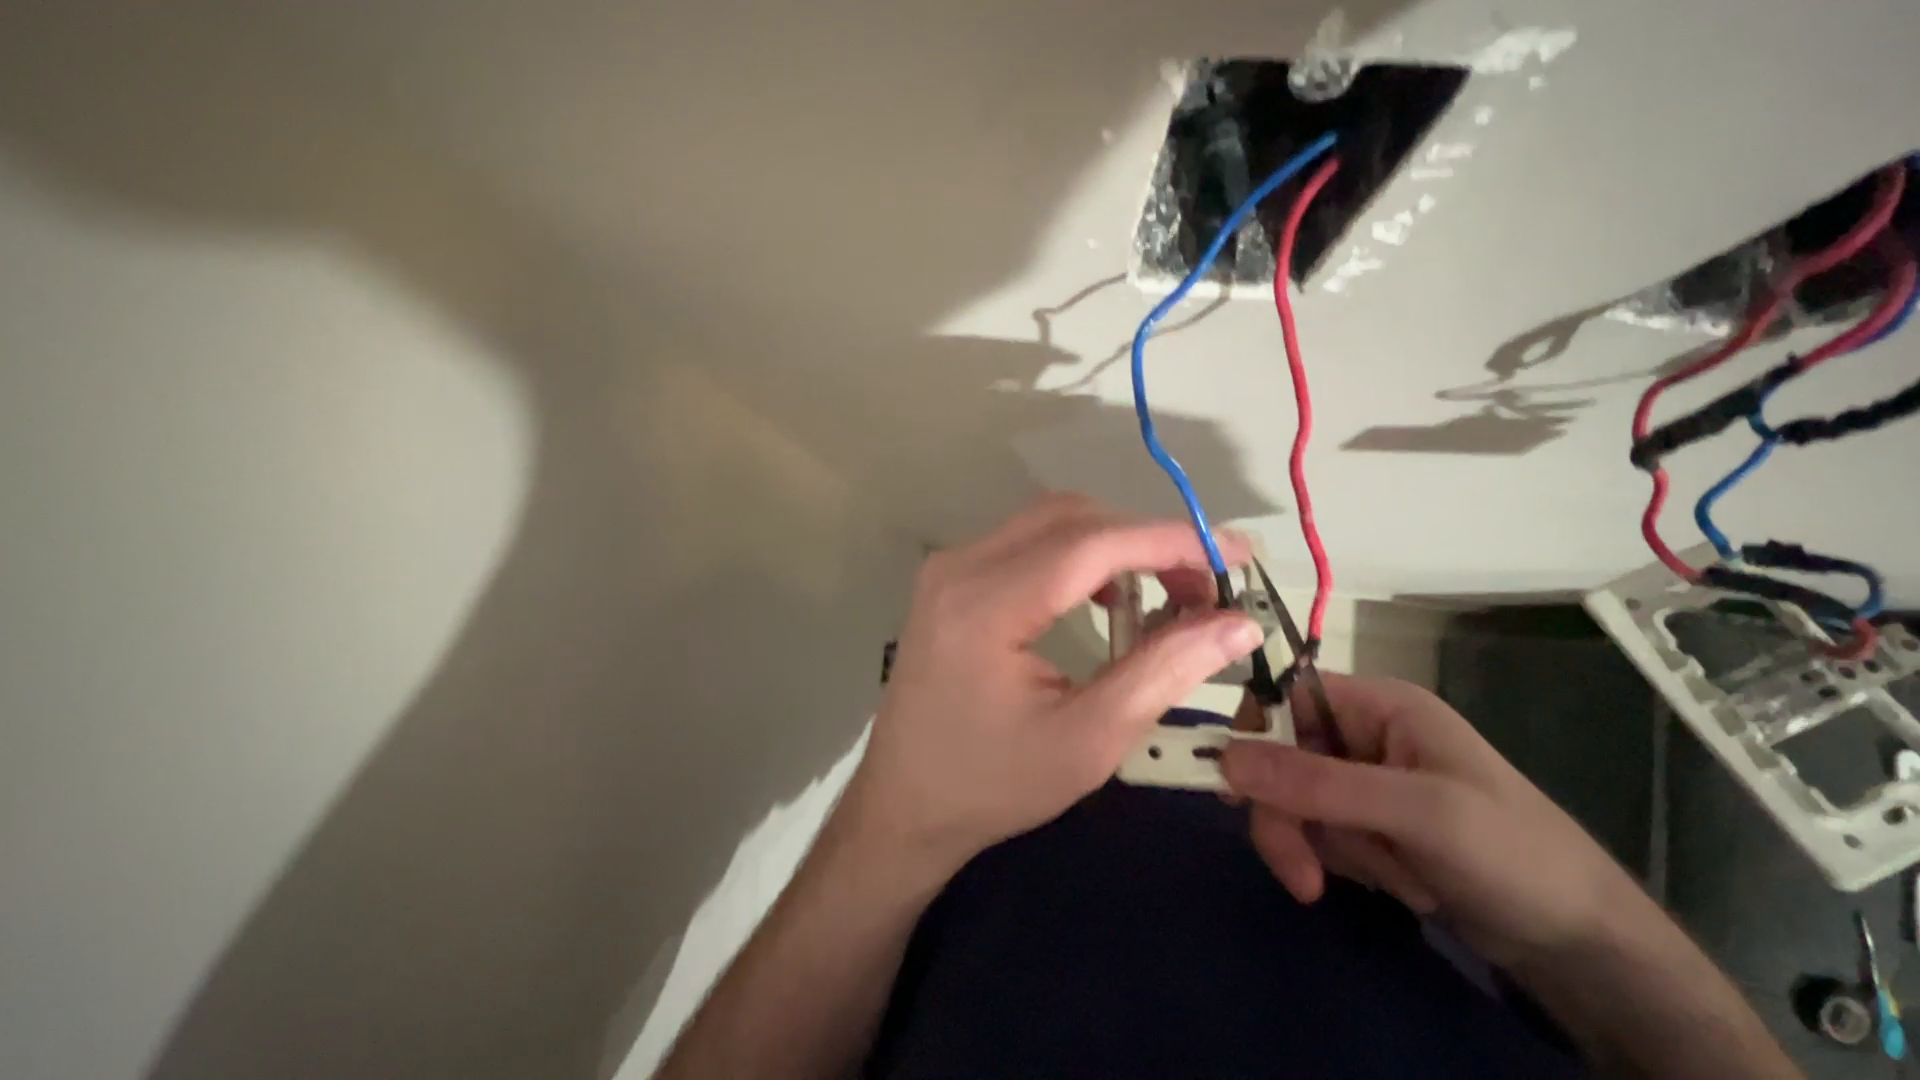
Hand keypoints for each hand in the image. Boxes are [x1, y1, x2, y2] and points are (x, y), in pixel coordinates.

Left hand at [842, 494, 1264, 874]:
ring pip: (1051, 522)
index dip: (1172, 540)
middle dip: (1148, 540)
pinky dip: (1080, 556)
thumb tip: (1239, 622)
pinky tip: (1110, 598)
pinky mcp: (952, 581)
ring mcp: (950, 569)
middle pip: (1072, 518)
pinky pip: (1027, 543)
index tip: (1238, 556)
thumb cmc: (994, 785)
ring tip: (1169, 593)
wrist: (905, 805)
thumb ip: (1164, 670)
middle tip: (1205, 589)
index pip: (1093, 543)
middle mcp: (961, 567)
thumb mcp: (1089, 739)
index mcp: (986, 605)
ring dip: (1116, 544)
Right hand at [1221, 674, 1648, 966]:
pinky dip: (1340, 863)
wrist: (1577, 942)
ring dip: (1323, 847)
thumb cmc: (1509, 854)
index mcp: (1380, 706)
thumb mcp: (1414, 812)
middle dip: (1288, 817)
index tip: (1233, 784)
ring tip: (1390, 879)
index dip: (1254, 732)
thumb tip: (1223, 757)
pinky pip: (1318, 833)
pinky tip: (1393, 883)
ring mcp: (1365, 784)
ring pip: (1293, 801)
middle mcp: (1364, 735)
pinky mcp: (1368, 827)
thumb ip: (1317, 784)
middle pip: (1280, 757)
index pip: (1286, 695)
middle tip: (1302, 873)